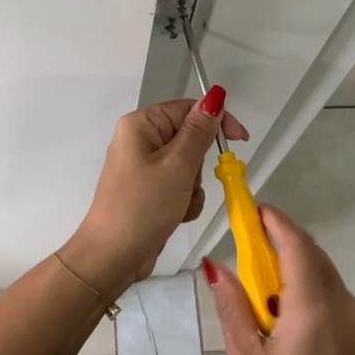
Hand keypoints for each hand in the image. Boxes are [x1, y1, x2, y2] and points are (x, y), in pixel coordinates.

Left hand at [59, 89, 247, 298]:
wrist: (114, 256)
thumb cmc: (143, 206)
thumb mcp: (177, 166)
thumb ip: (199, 132)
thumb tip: (215, 98)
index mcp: (141, 125)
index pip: (188, 109)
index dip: (216, 121)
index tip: (240, 140)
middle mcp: (140, 140)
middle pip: (189, 139)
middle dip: (198, 165)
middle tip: (187, 183)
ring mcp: (143, 167)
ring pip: (189, 166)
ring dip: (192, 188)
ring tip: (178, 204)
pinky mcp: (149, 190)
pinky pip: (179, 186)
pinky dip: (184, 201)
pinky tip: (175, 215)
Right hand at [207, 207, 354, 354]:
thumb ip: (233, 309)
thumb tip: (214, 265)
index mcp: (315, 312)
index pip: (298, 247)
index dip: (278, 223)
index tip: (257, 210)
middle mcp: (350, 311)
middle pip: (317, 263)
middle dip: (287, 252)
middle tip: (257, 261)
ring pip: (333, 289)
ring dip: (306, 286)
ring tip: (280, 319)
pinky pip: (349, 313)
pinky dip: (326, 310)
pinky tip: (311, 344)